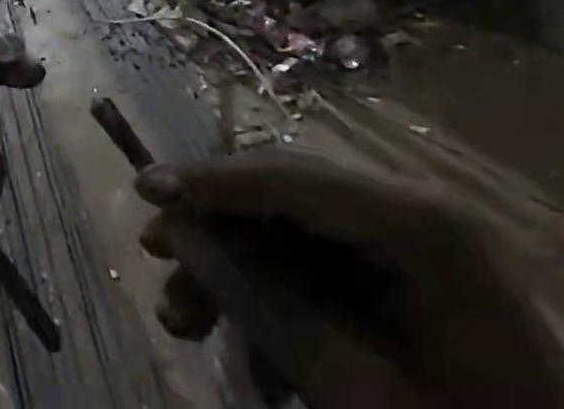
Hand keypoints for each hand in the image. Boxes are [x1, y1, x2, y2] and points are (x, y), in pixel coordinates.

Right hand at [136, 151, 563, 408]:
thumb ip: (267, 307)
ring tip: (187, 317)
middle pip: (285, 194)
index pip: (291, 177)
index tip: (144, 187)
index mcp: (418, 223)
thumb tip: (184, 240)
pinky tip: (256, 358)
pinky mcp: (403, 268)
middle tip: (157, 259)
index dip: (212, 179)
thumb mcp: (359, 392)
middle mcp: (411, 208)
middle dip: (217, 230)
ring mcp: (409, 237)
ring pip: (292, 228)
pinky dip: (276, 300)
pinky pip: (318, 264)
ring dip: (238, 270)